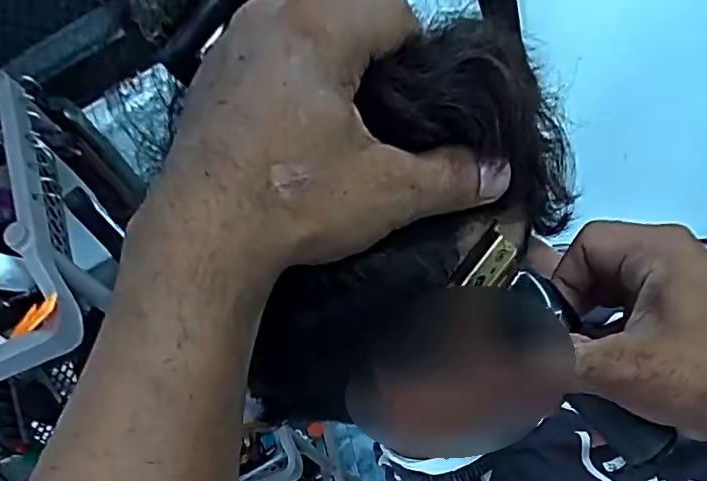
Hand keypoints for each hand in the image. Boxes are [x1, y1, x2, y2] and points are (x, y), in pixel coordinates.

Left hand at [142, 0, 512, 274]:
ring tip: (345, 133)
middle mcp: (268, 15)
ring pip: (303, 37)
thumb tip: (498, 173)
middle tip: (387, 127)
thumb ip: (449, 178)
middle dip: (375, 65)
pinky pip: (268, 62)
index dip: (421, 59)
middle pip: (345, 17)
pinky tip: (298, 137)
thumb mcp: (388, 192)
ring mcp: (231, 44)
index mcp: (318, 25)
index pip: (394, 12)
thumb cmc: (297, 201)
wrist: (208, 233)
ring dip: (332, 74)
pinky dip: (292, 87)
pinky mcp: (211, 80)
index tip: (423, 108)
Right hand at [550, 222, 706, 442]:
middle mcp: (671, 261)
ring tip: (583, 379)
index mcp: (656, 250)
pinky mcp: (691, 325)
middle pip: (599, 276)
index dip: (559, 286)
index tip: (553, 331)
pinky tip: (611, 388)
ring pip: (617, 307)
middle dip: (574, 319)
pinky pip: (638, 327)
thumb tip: (511, 362)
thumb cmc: (697, 374)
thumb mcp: (620, 368)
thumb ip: (559, 360)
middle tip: (563, 359)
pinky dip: (619, 353)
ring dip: (594, 342)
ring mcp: (684, 294)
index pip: (584, 246)